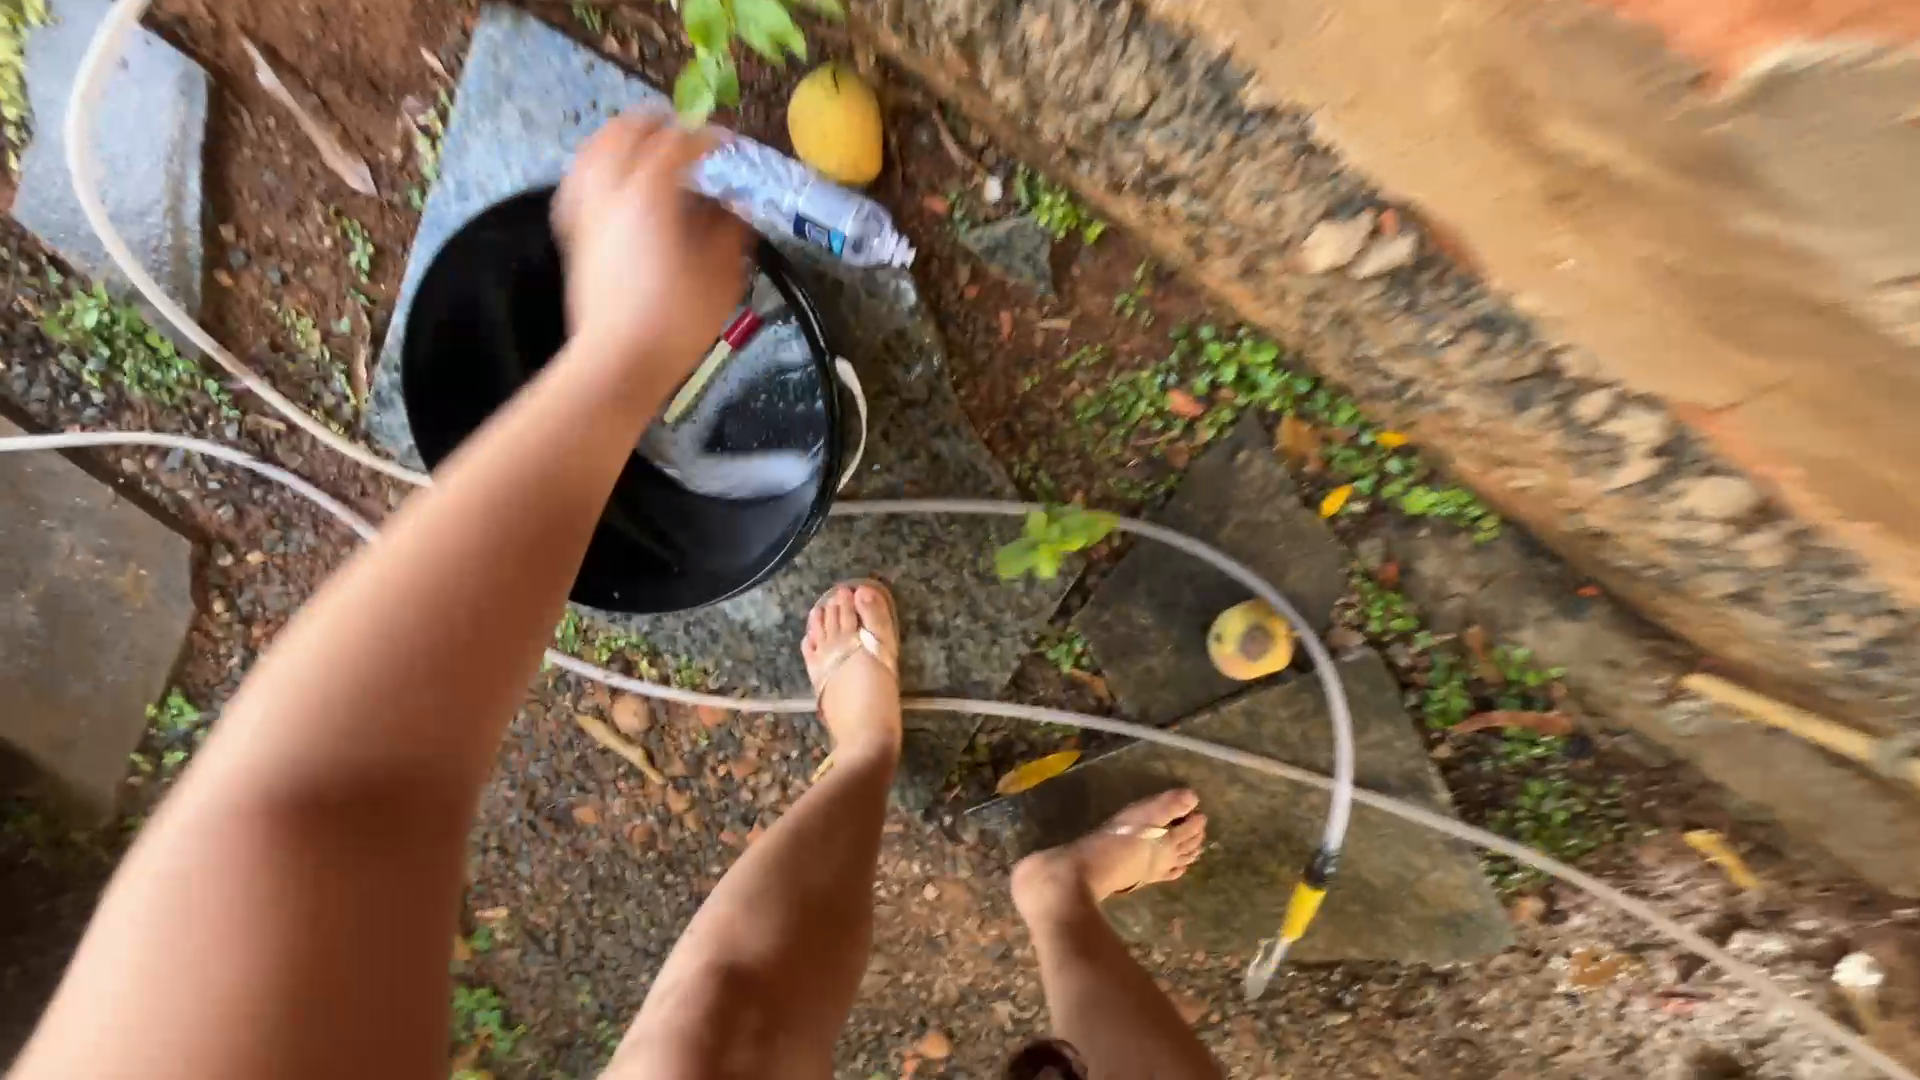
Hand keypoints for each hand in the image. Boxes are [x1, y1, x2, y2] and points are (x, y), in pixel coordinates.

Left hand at [552, 111, 750, 384]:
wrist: (621, 359)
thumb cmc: (678, 321)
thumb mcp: (723, 277)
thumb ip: (731, 231)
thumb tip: (736, 206)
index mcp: (652, 194)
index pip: (680, 144)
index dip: (708, 139)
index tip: (729, 146)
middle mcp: (612, 189)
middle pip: (628, 131)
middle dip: (660, 127)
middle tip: (687, 140)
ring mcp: (588, 209)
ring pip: (596, 148)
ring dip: (625, 139)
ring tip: (648, 149)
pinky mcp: (576, 232)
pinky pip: (581, 179)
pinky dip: (599, 166)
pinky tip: (612, 180)